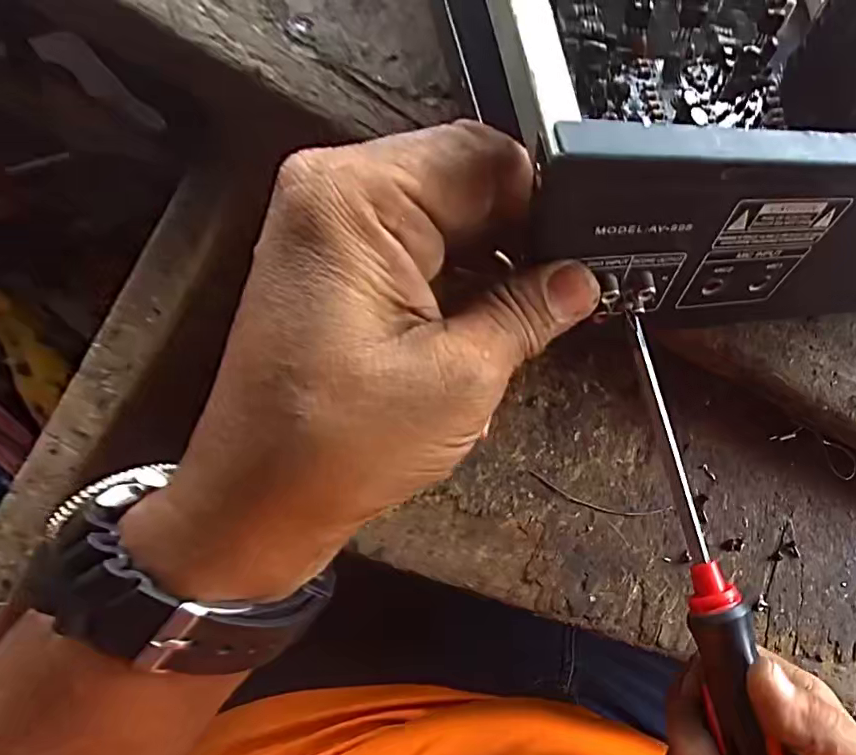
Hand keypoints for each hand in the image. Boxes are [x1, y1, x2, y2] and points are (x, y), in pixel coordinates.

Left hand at [119, 122, 599, 600]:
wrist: (270, 494)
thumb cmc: (341, 442)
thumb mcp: (464, 375)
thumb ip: (529, 313)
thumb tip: (579, 281)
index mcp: (358, 202)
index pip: (484, 158)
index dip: (547, 204)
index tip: (584, 256)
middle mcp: (339, 199)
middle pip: (469, 182)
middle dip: (528, 235)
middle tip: (570, 295)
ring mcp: (339, 233)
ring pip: (456, 218)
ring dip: (504, 262)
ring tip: (539, 317)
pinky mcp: (347, 270)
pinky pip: (432, 251)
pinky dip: (474, 280)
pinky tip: (501, 322)